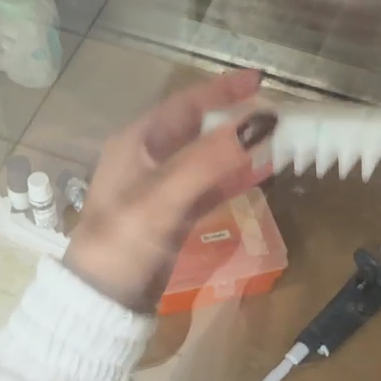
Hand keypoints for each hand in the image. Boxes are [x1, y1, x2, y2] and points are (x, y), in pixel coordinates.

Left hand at [62, 70, 276, 312]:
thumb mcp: (163, 197)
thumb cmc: (124, 243)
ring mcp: (160, 190)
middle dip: (236, 119)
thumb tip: (260, 121)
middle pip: (198, 129)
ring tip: (278, 140)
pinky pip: (208, 189)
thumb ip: (210, 159)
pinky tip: (260, 174)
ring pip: (207, 159)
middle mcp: (147, 160)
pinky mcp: (172, 218)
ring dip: (239, 149)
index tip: (260, 80)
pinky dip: (232, 179)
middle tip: (277, 114)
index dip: (222, 90)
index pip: (185, 104)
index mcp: (136, 143)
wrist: (102, 300)